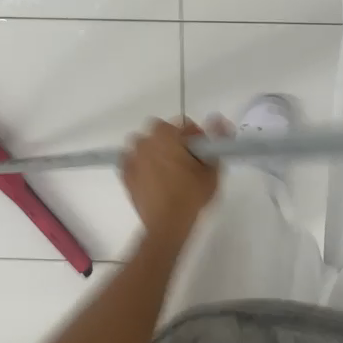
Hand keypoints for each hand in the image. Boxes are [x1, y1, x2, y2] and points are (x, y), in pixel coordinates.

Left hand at [121, 118, 221, 243]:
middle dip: (172, 143)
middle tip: (185, 163)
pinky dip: (141, 165)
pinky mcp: (124, 174)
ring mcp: (131, 157)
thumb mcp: (212, 168)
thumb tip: (218, 118)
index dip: (195, 138)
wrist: (167, 224)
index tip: (200, 155)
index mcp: (166, 134)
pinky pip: (132, 161)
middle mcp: (145, 141)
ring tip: (168, 172)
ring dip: (155, 152)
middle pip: (162, 133)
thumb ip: (217, 138)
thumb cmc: (191, 194)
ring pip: (145, 145)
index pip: (184, 125)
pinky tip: (153, 180)